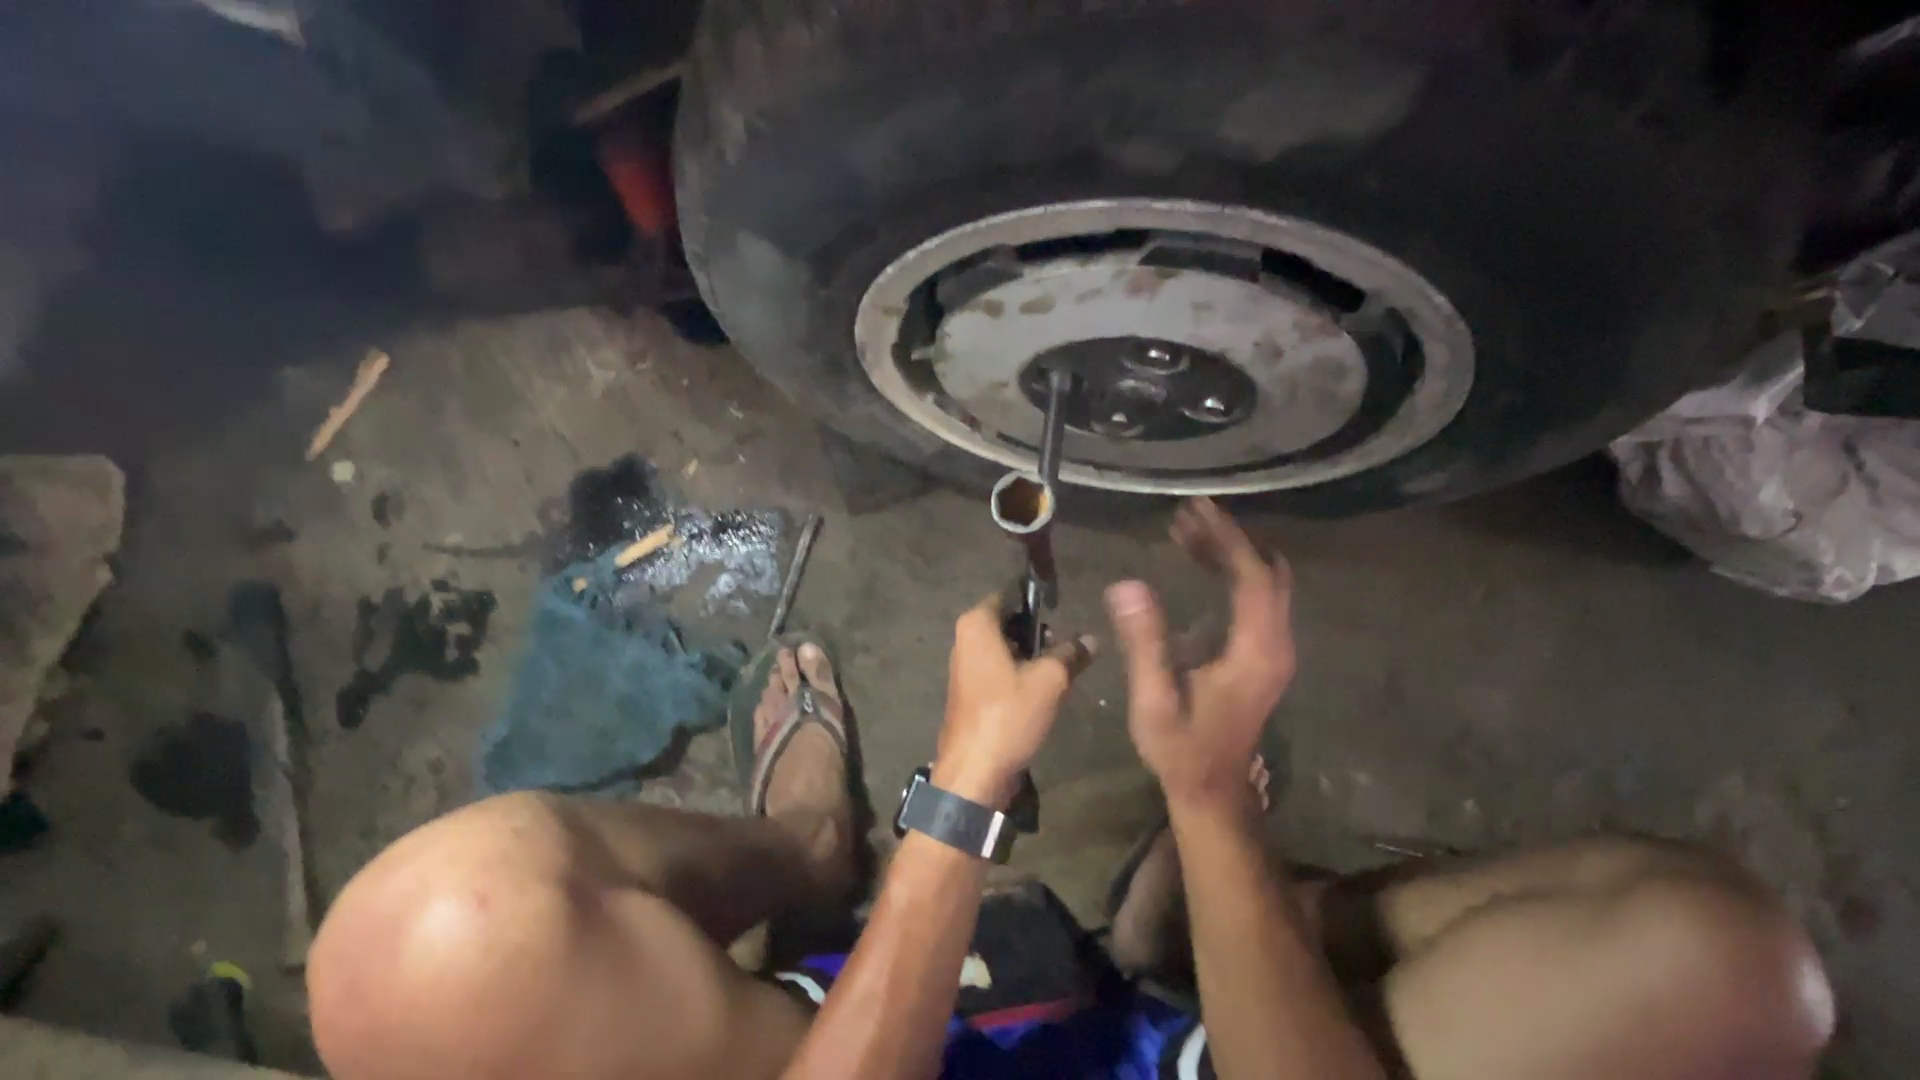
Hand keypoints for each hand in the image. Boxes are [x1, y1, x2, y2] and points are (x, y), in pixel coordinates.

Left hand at [934, 595, 1095, 806]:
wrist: (974, 771)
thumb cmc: (1008, 714)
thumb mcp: (1050, 680)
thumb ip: (1071, 654)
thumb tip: (1091, 640)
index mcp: (976, 625)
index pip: (1010, 596)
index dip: (1038, 602)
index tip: (1064, 612)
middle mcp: (965, 640)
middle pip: (1009, 624)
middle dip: (1038, 634)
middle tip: (1066, 647)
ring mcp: (965, 669)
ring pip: (1007, 651)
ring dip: (1032, 658)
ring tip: (1061, 672)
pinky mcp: (971, 694)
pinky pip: (1000, 673)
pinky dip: (1020, 677)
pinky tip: (1043, 694)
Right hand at [1106, 498, 1295, 813]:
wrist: (1212, 790)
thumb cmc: (1181, 748)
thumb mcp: (1154, 699)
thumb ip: (1144, 643)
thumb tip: (1126, 585)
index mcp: (1255, 651)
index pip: (1252, 577)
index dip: (1227, 538)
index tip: (1196, 509)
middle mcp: (1276, 645)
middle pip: (1266, 572)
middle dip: (1230, 538)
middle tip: (1187, 514)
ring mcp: (1275, 651)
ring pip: (1266, 583)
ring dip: (1232, 553)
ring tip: (1186, 530)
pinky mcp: (1265, 656)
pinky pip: (1259, 599)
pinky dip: (1233, 573)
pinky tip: (1200, 564)